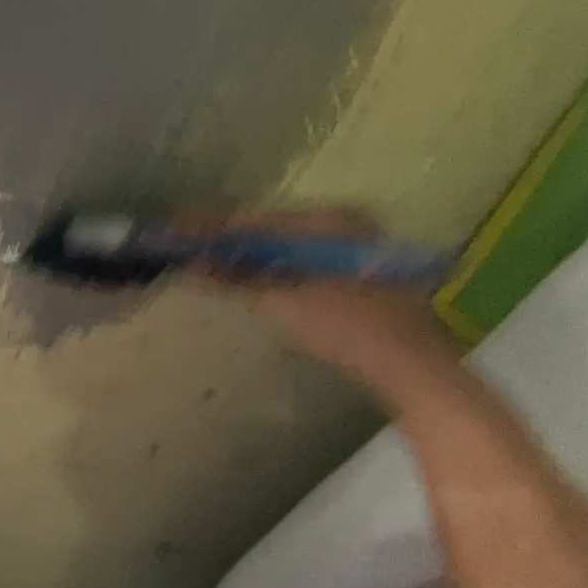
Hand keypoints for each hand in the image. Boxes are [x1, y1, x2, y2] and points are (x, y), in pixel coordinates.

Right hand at [188, 207, 463, 389]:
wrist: (412, 369)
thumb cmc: (347, 328)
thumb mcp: (281, 301)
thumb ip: (232, 279)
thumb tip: (188, 266)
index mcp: (330, 221)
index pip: (256, 218)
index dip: (211, 226)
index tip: (175, 229)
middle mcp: (345, 224)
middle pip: (269, 227)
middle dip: (226, 239)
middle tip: (184, 246)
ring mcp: (354, 247)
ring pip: (283, 244)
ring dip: (245, 254)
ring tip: (203, 259)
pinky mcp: (355, 271)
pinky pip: (298, 259)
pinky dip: (268, 266)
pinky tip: (241, 274)